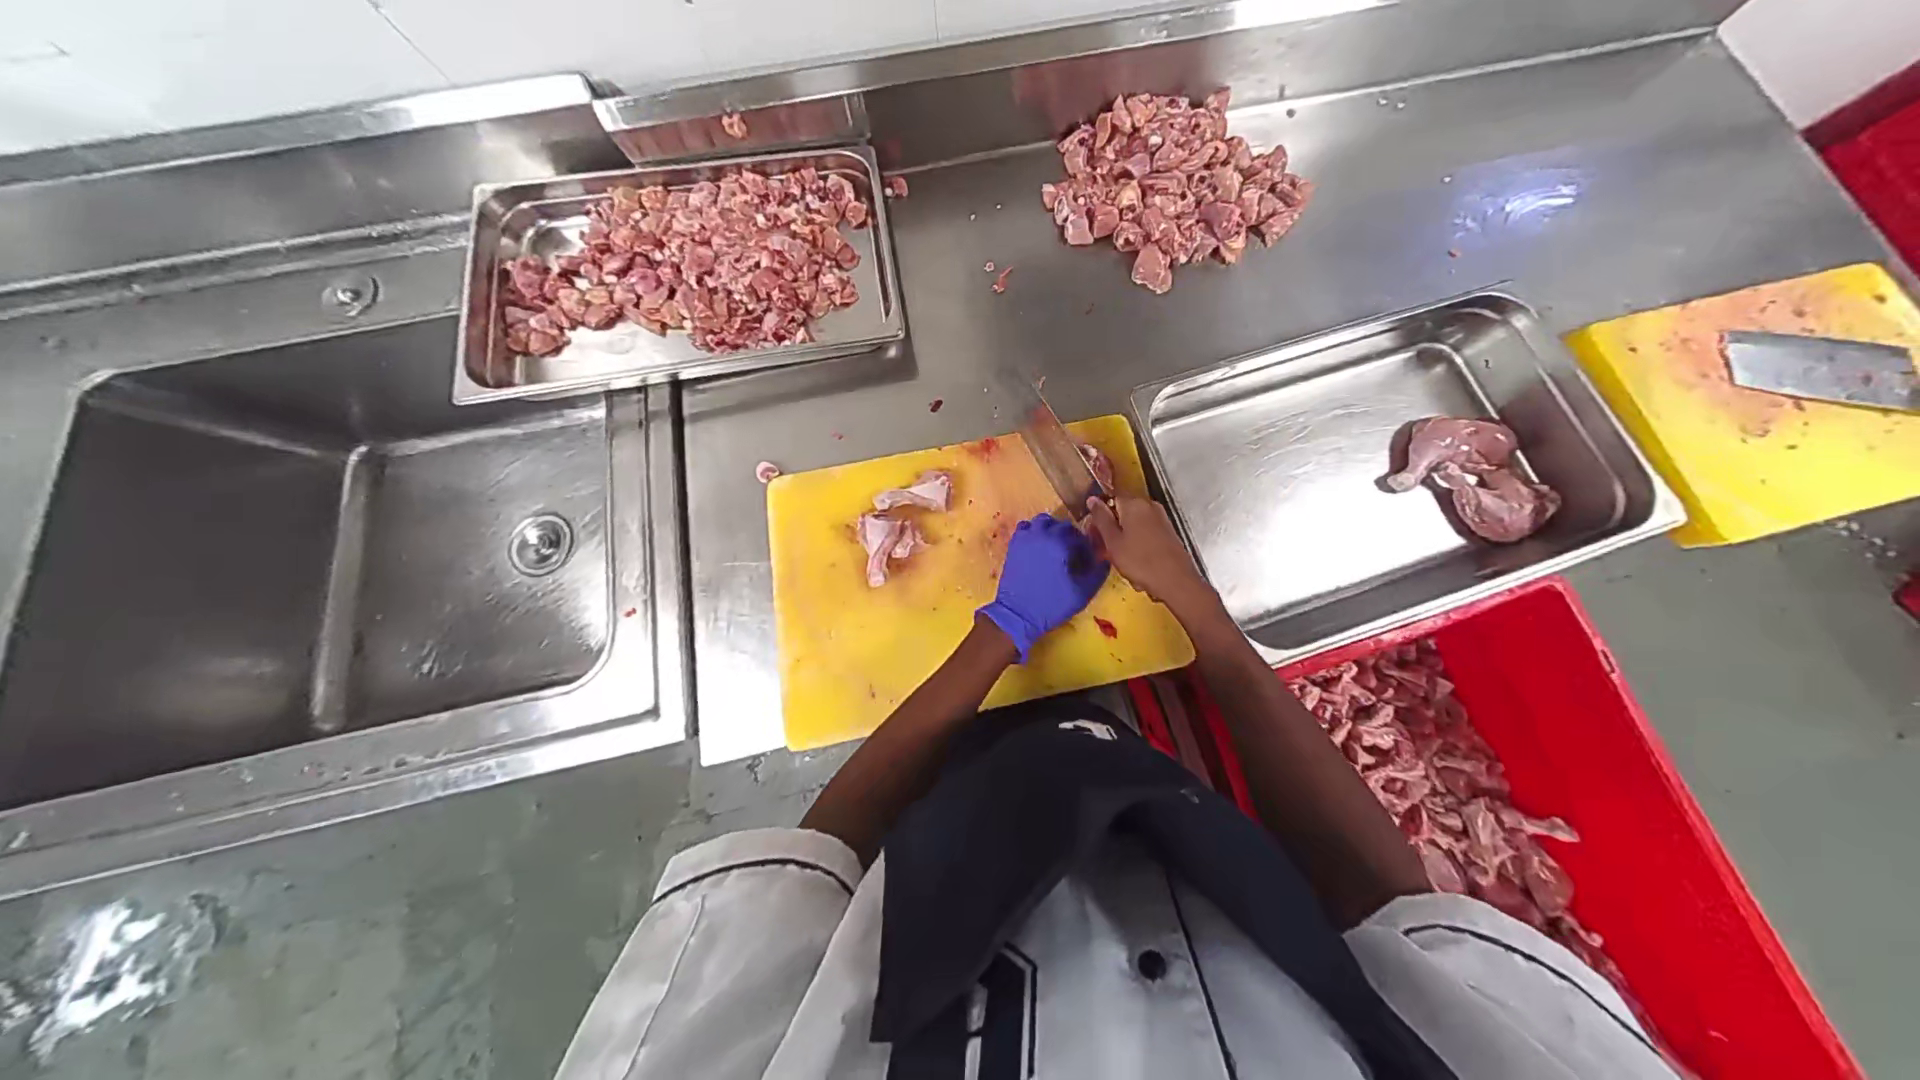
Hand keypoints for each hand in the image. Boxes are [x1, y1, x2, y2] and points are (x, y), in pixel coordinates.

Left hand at [978, 513, 1109, 660]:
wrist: (1017, 614)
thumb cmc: (1051, 604)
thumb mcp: (1081, 594)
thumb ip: (1097, 575)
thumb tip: (1104, 562)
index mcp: (1060, 543)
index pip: (1080, 537)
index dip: (1087, 549)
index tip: (1088, 561)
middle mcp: (1042, 534)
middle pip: (1062, 526)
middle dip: (1072, 537)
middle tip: (1074, 554)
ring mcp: (1025, 538)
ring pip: (1042, 521)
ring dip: (1052, 529)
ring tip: (1057, 546)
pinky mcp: (1013, 545)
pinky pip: (1025, 528)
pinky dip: (1034, 532)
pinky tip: (1038, 546)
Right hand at [1084, 496, 1210, 609]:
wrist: (1175, 580)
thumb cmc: (1139, 561)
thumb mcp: (1113, 542)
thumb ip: (1101, 519)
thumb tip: (1092, 499)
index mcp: (1134, 504)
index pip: (1110, 498)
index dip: (1099, 513)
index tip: (1093, 531)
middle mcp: (1149, 505)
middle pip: (1123, 511)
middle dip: (1111, 527)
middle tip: (1102, 548)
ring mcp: (1162, 518)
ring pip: (1134, 523)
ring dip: (1124, 537)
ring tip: (1118, 558)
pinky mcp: (1168, 532)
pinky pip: (1146, 532)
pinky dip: (1137, 543)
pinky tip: (1136, 561)